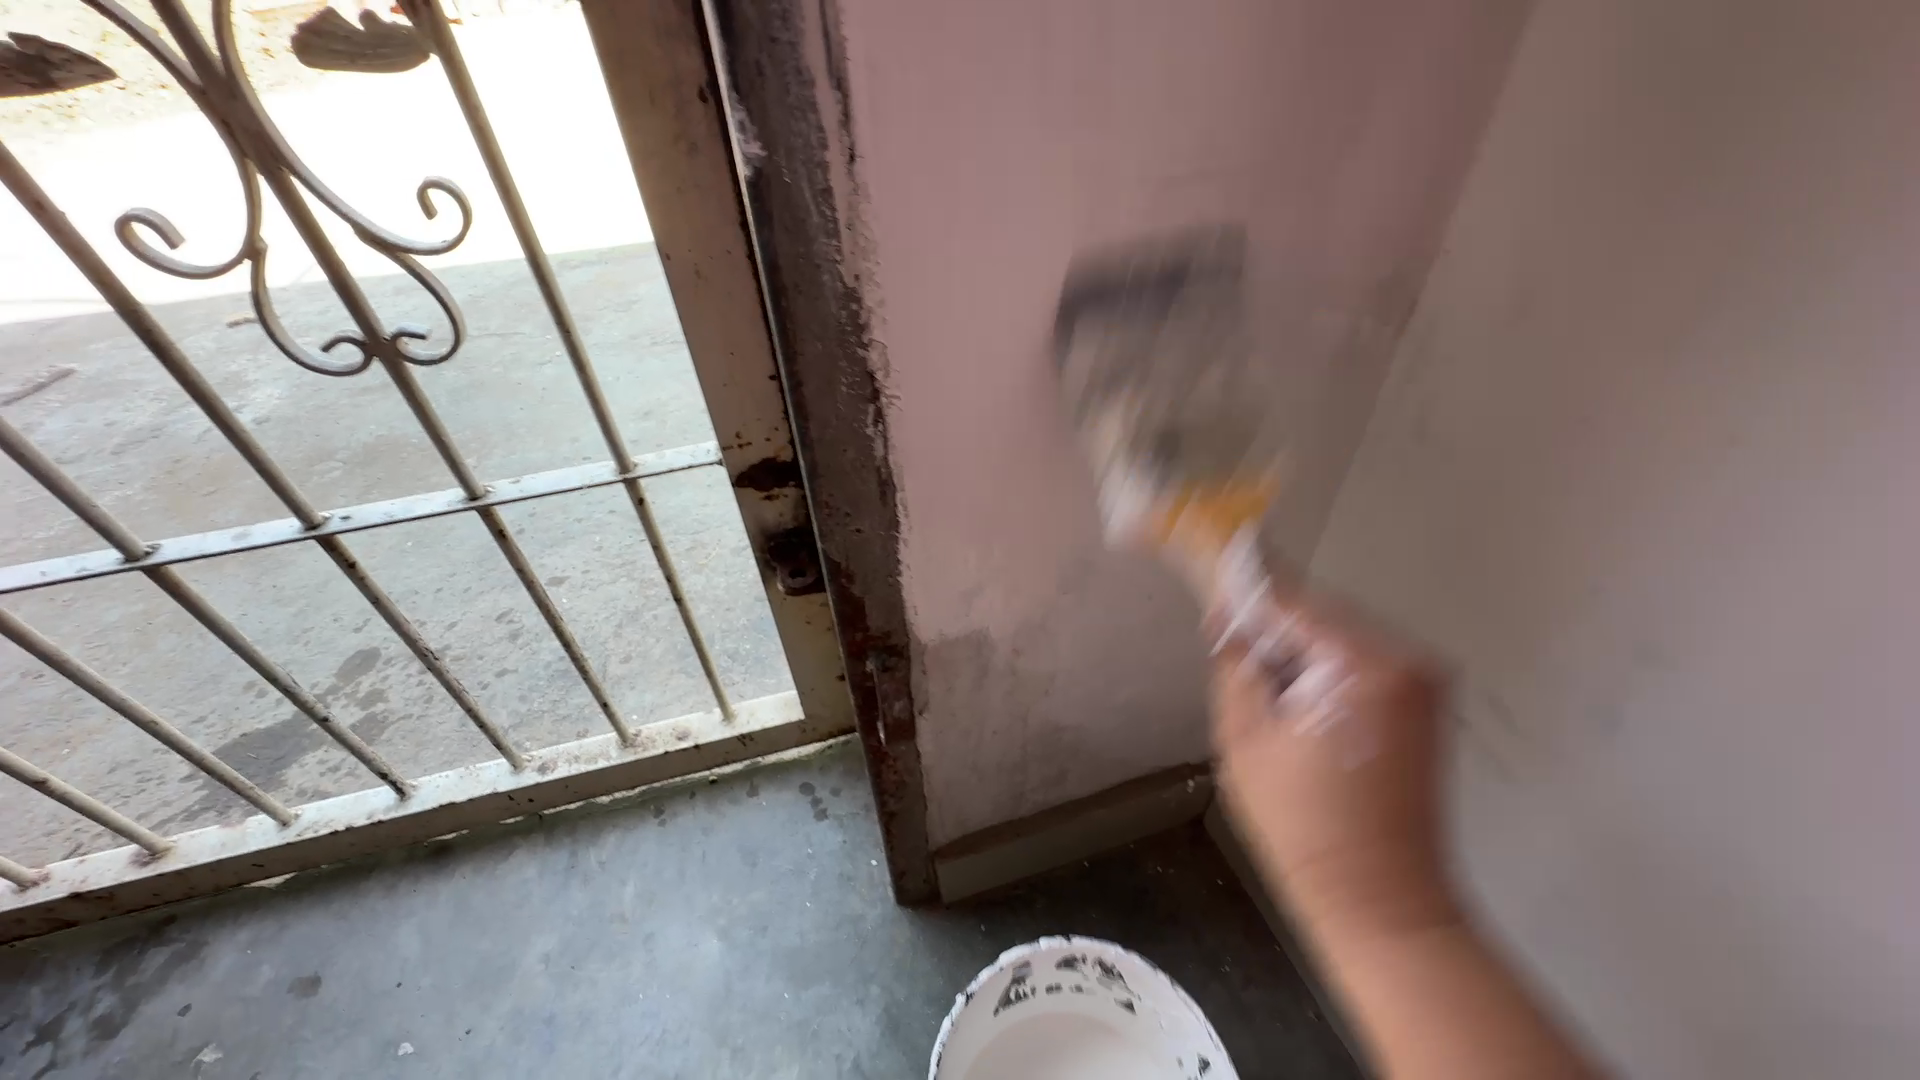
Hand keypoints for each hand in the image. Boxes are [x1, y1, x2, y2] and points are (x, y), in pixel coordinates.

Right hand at [1207, 582, 1455, 936]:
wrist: (1381, 902)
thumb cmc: (1301, 824)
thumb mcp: (1244, 736)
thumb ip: (1238, 665)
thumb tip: (1230, 621)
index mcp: (1366, 664)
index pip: (1292, 602)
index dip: (1243, 591)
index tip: (1206, 579)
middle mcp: (1407, 659)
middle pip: (1320, 616)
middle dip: (1271, 626)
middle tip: (1225, 645)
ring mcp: (1424, 683)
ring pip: (1339, 638)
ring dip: (1296, 650)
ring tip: (1260, 687)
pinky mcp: (1425, 706)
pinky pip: (1361, 664)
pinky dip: (1323, 671)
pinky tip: (1296, 704)